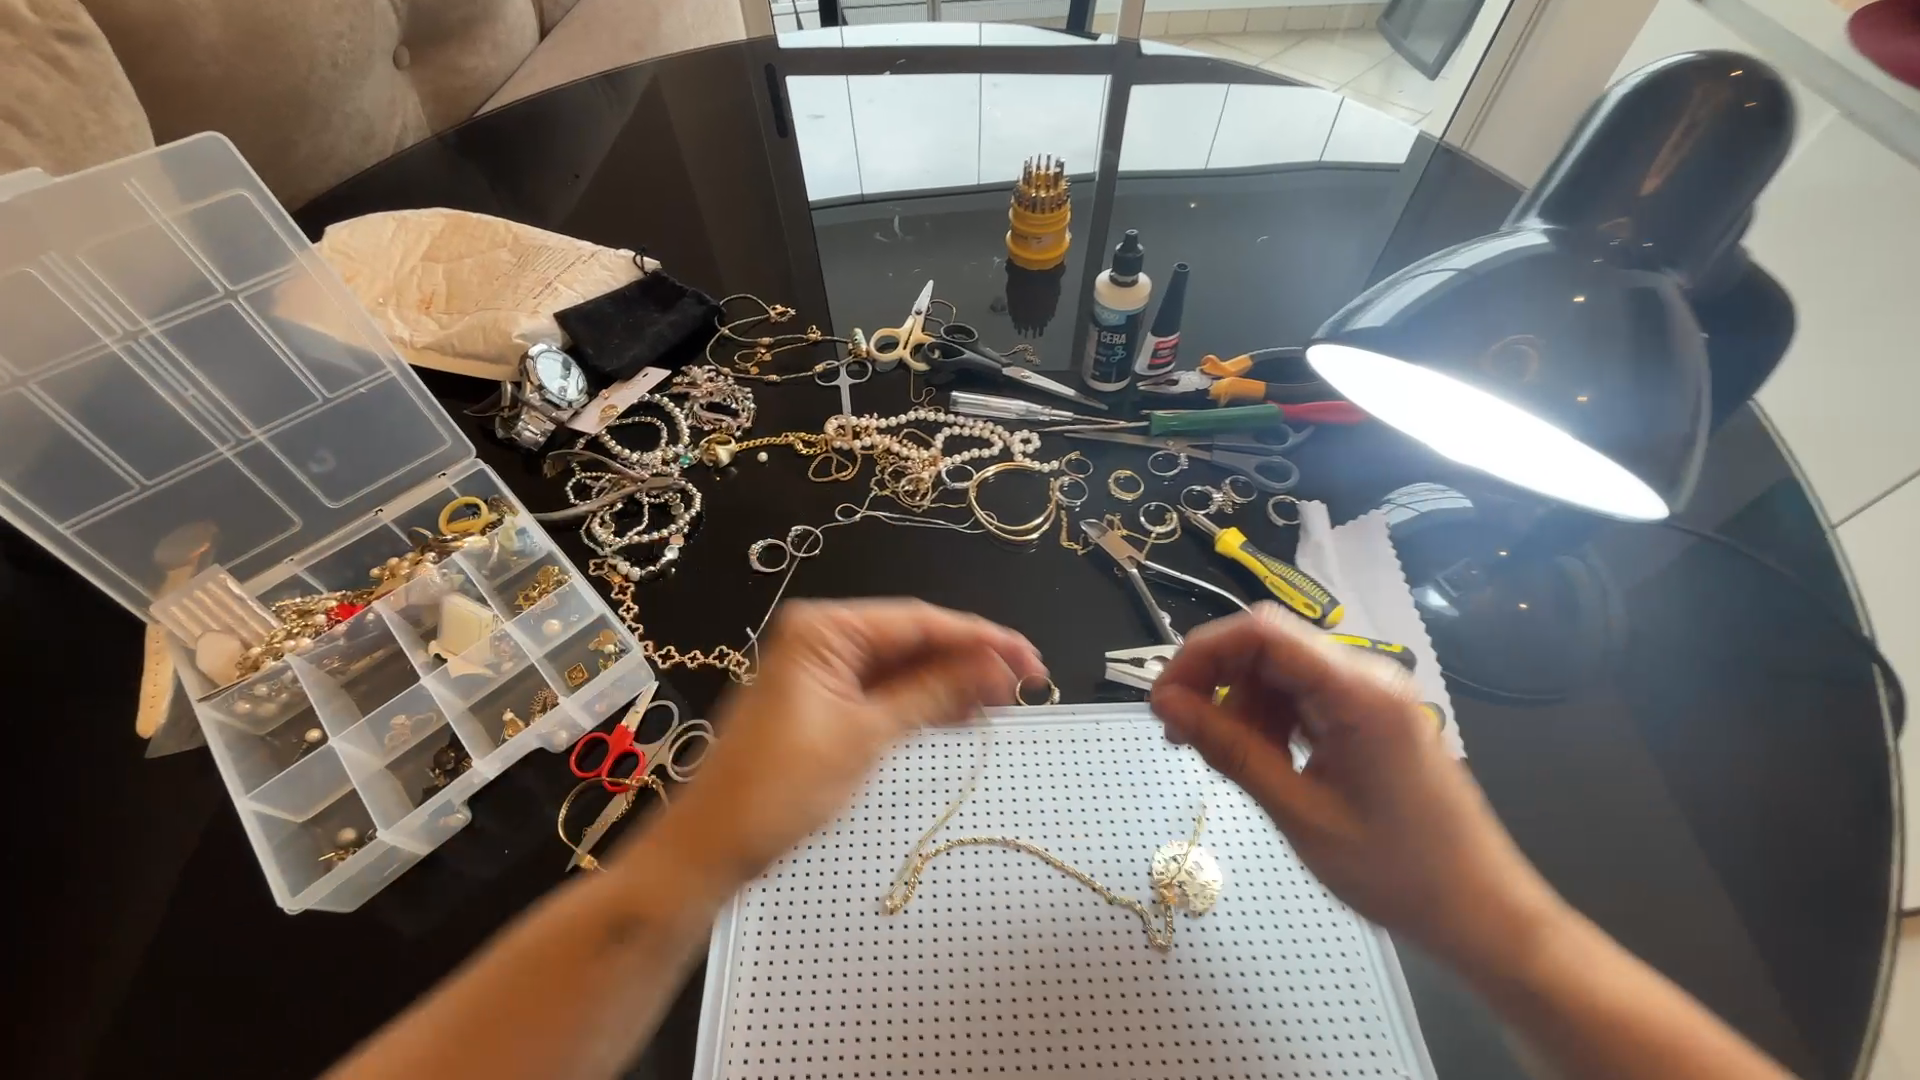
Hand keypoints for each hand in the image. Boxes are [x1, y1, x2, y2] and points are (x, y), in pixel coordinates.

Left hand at [651, 599, 1044, 883]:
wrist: (712, 845)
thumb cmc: (780, 786)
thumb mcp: (866, 736)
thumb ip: (932, 693)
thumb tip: (993, 664)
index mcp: (825, 629)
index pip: (918, 621)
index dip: (980, 638)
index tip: (1028, 657)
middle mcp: (825, 637)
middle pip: (913, 641)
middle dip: (969, 661)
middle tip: (1025, 684)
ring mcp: (825, 670)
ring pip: (904, 668)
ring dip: (951, 683)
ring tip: (1003, 702)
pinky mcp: (827, 701)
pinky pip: (886, 692)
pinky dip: (922, 704)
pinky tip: (962, 714)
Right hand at [1149, 603, 1566, 967]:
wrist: (1486, 916)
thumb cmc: (1397, 872)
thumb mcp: (1299, 811)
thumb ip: (1228, 749)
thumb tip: (1164, 703)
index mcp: (1359, 691)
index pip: (1261, 632)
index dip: (1200, 654)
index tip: (1162, 699)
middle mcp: (1367, 676)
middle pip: (1267, 647)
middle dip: (1213, 681)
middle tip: (1177, 733)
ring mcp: (1371, 695)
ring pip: (1279, 671)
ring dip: (1237, 704)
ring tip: (1215, 755)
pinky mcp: (1370, 717)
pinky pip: (1302, 697)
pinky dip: (1267, 719)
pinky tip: (1255, 757)